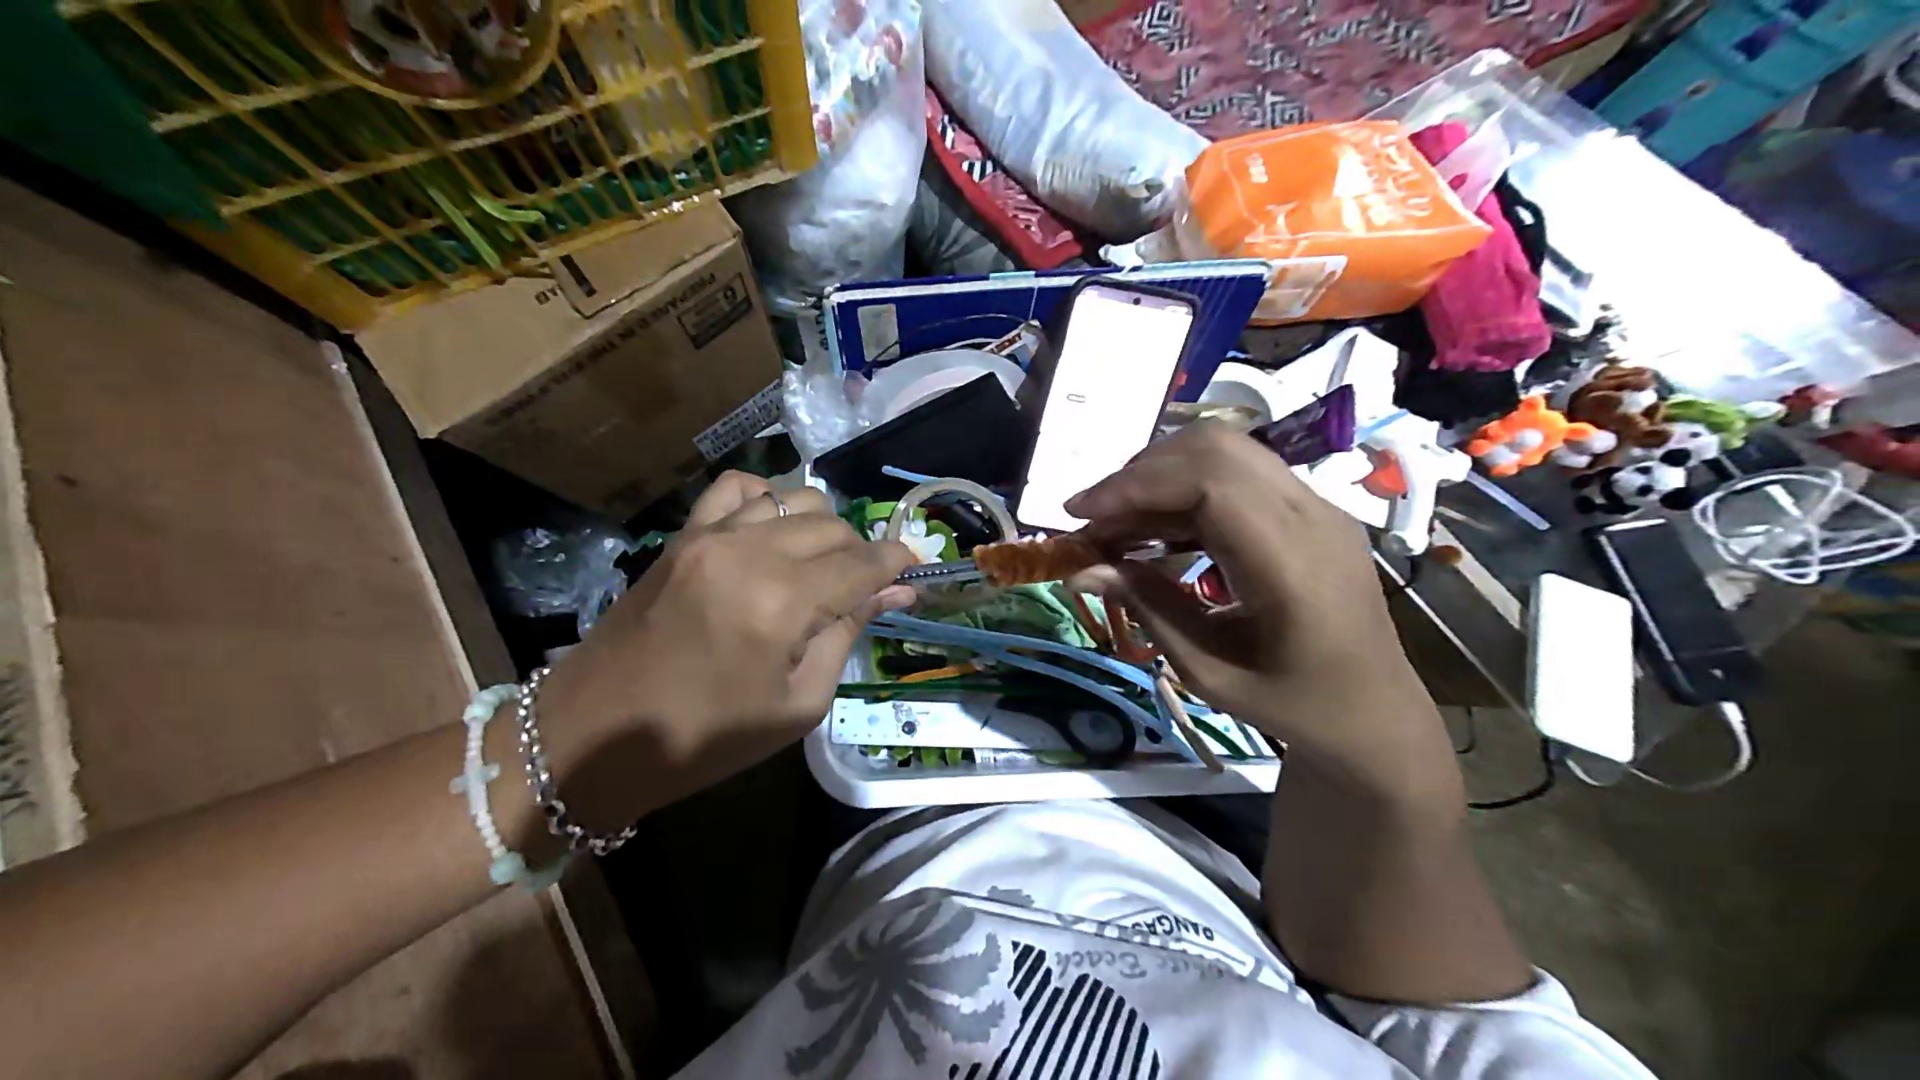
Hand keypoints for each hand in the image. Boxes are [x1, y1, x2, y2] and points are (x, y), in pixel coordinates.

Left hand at [524, 473, 914, 837]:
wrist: (595, 735)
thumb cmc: (705, 738)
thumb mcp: (796, 705)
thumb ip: (847, 635)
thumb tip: (894, 592)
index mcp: (781, 603)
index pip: (860, 564)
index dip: (894, 563)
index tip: (913, 566)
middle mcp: (749, 552)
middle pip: (831, 527)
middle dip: (859, 551)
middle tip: (863, 586)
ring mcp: (709, 536)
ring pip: (792, 499)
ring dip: (821, 526)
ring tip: (820, 563)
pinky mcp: (682, 536)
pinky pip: (735, 489)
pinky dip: (767, 498)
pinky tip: (772, 528)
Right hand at [1066, 421, 1454, 795]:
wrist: (1375, 711)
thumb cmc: (1293, 704)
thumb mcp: (1208, 672)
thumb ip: (1148, 608)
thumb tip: (1081, 569)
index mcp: (1292, 564)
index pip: (1208, 481)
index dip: (1134, 486)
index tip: (1080, 515)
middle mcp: (1312, 516)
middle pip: (1214, 448)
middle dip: (1139, 473)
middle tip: (1095, 520)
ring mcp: (1317, 505)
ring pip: (1225, 450)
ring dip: (1160, 474)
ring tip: (1119, 522)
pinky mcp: (1309, 508)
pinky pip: (1238, 471)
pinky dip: (1185, 485)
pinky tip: (1158, 526)